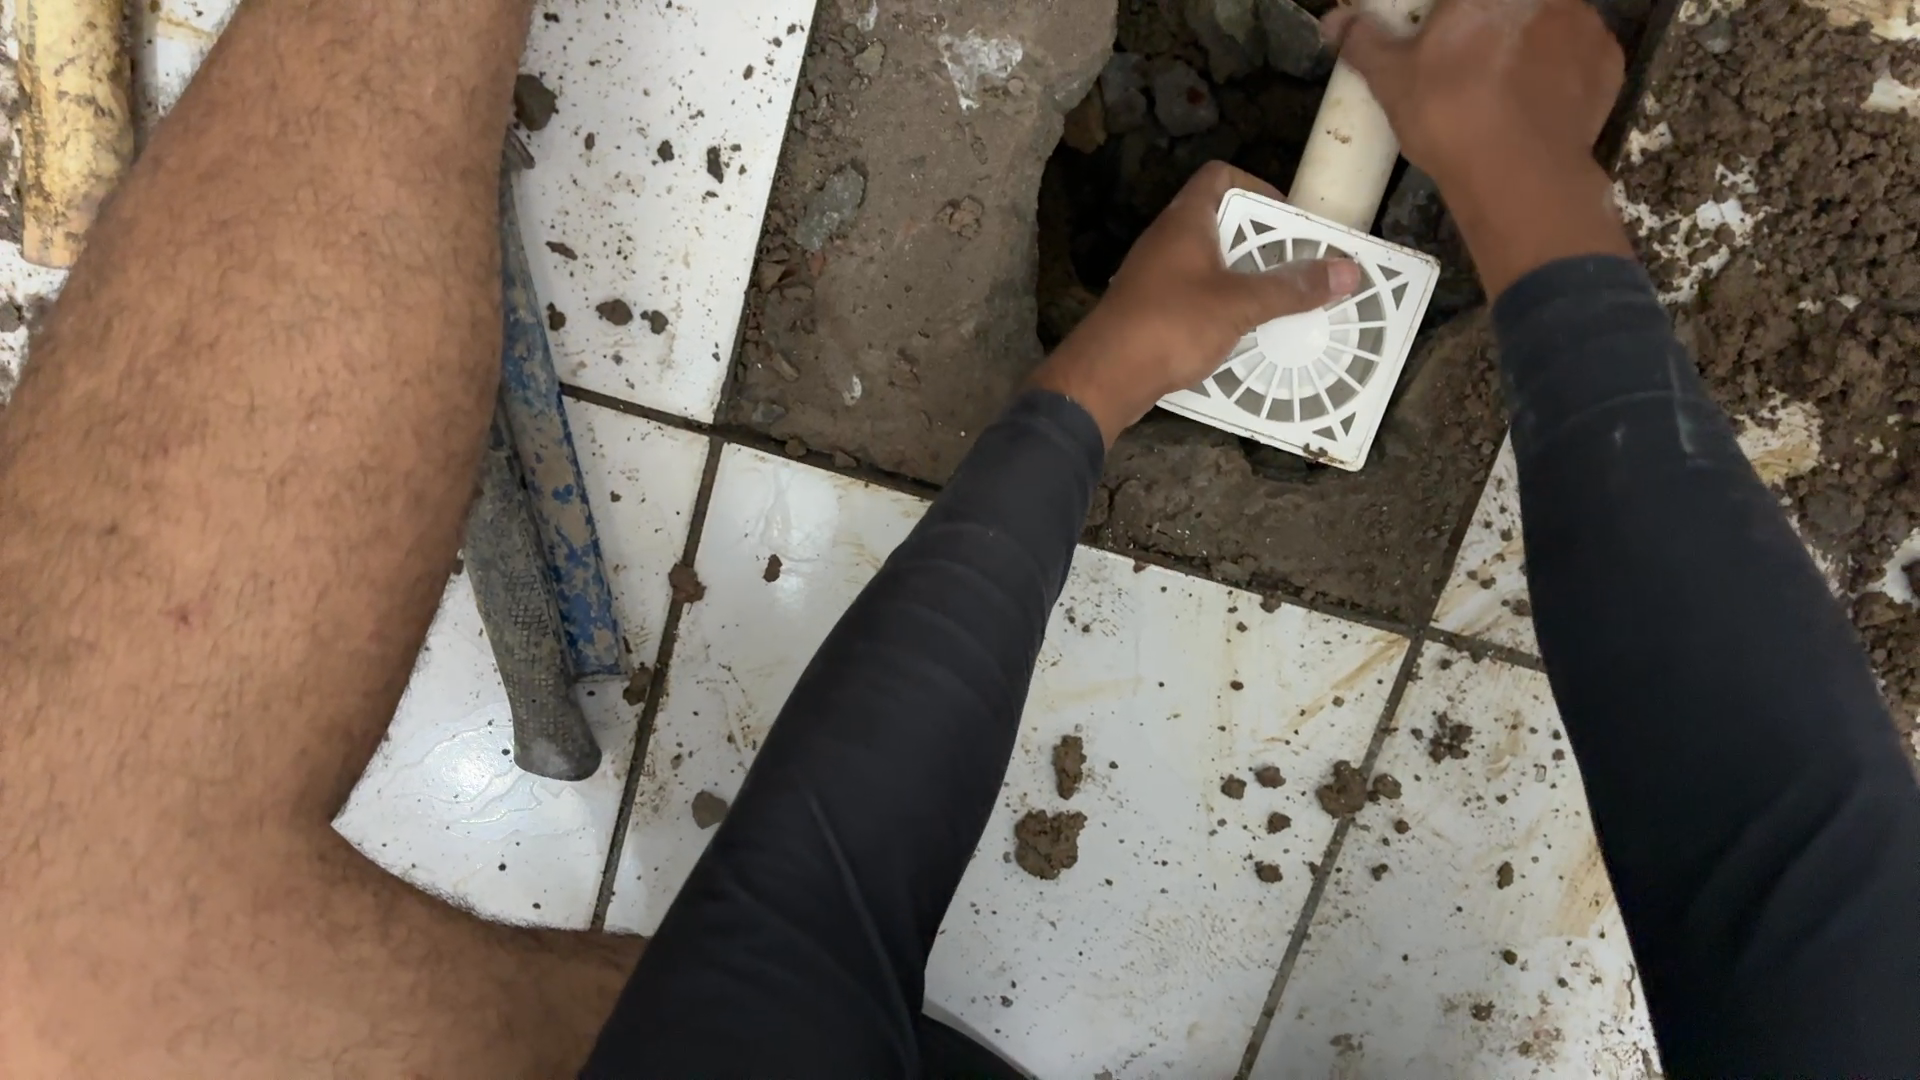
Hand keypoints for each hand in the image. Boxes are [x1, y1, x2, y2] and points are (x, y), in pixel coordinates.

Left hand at [1029, 162, 1359, 445]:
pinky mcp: (1145, 314)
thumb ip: (1291, 287)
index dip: (1257, 186)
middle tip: (1292, 266)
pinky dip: (1215, 309)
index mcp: (1184, 221)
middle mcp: (1164, 243)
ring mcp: (1150, 280)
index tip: (1287, 218)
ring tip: (1273, 302)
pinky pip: (1189, 301)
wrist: (1104, 377)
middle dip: (1257, 242)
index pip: (1219, 176)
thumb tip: (1347, 272)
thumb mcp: (1239, 304)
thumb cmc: (1170, 325)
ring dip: (1238, 280)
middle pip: (1217, 224)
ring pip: (1204, 267)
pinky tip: (1236, 333)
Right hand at [1324, 0, 1634, 295]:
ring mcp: (1584, 20)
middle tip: (1465, 65)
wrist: (1516, 170)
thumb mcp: (1391, 81)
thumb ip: (1364, 43)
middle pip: (1508, 7)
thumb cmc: (1446, 113)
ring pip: (1547, 21)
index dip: (1446, 15)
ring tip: (1498, 92)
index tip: (1435, 32)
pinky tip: (1530, 107)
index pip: (1459, 1)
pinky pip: (1576, 55)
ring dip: (1525, 44)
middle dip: (1488, 28)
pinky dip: (1555, 74)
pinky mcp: (1606, 58)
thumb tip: (1333, 18)